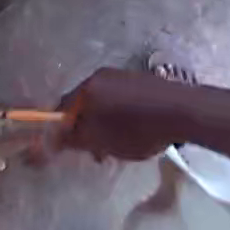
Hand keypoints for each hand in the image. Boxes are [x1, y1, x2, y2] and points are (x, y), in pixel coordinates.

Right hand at [57, 68, 193, 160]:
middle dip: (84, 130)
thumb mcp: (100, 140)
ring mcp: (122, 76)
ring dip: (102, 126)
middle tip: (95, 153)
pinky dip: (117, 117)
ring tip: (115, 147)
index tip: (67, 152)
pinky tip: (133, 133)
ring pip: (101, 103)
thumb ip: (71, 139)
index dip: (60, 132)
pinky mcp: (139, 81)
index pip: (62, 109)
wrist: (181, 111)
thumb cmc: (136, 128)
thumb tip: (48, 140)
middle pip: (82, 105)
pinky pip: (118, 100)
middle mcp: (101, 76)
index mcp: (87, 87)